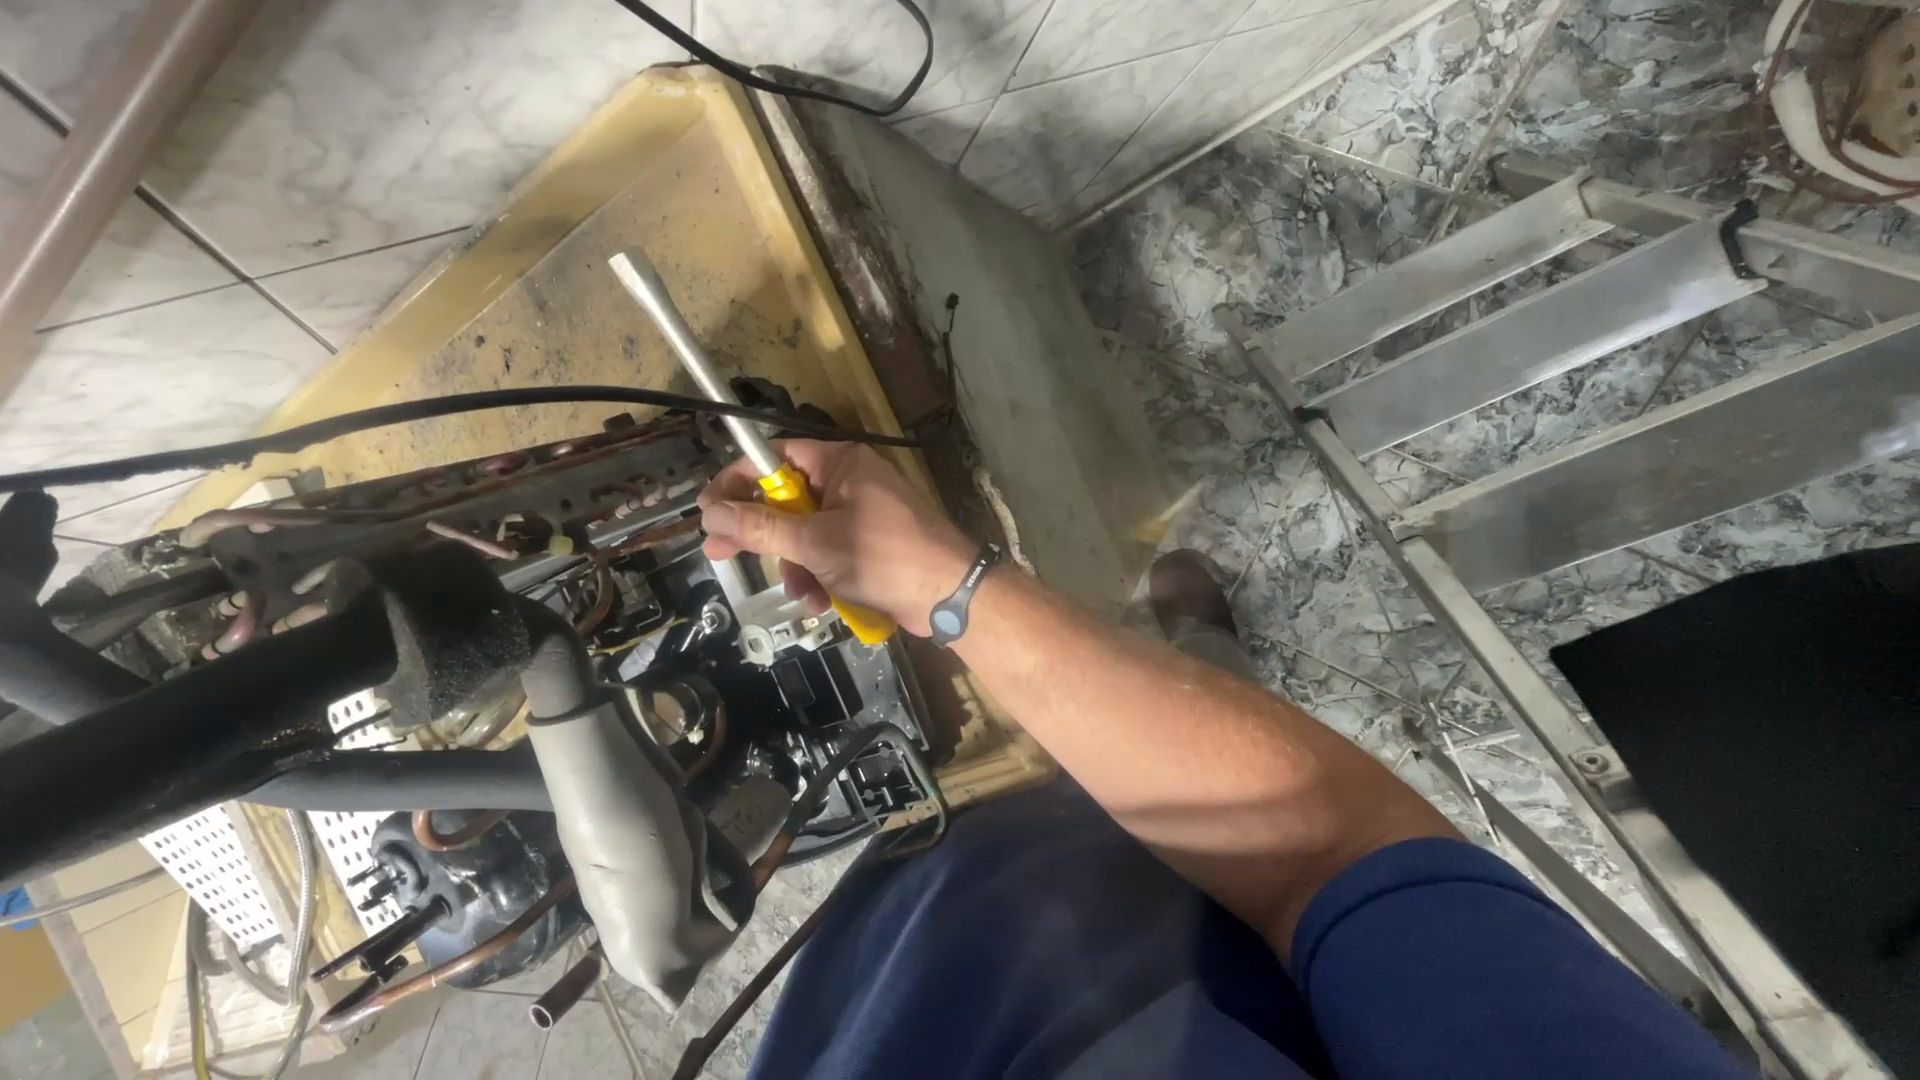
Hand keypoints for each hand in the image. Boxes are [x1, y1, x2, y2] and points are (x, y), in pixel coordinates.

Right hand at [696, 440, 975, 637]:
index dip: (737, 480)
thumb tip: (710, 513)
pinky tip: (821, 603)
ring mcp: (860, 516)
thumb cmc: (885, 557)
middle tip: (721, 554)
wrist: (949, 595)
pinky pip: (828, 555)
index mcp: (840, 463)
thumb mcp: (815, 542)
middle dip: (761, 534)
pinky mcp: (868, 548)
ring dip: (795, 566)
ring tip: (801, 593)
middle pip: (785, 499)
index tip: (708, 510)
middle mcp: (849, 482)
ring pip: (804, 534)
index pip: (774, 457)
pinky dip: (819, 578)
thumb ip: (760, 527)